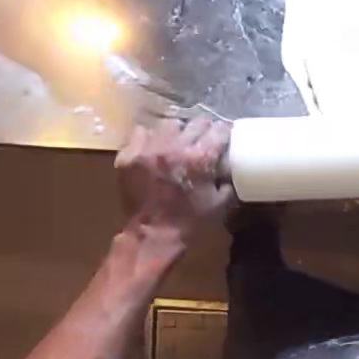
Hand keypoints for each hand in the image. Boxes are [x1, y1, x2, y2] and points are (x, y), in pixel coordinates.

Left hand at [115, 116, 233, 250]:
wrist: (152, 236)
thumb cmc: (189, 222)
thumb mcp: (219, 204)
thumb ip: (227, 180)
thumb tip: (229, 168)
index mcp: (200, 158)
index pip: (219, 130)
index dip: (224, 133)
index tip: (223, 138)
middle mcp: (175, 147)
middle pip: (196, 123)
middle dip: (202, 132)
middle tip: (202, 143)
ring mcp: (149, 149)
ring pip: (169, 124)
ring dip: (177, 133)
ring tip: (176, 145)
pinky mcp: (129, 155)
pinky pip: (142, 133)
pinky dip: (151, 140)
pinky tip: (154, 151)